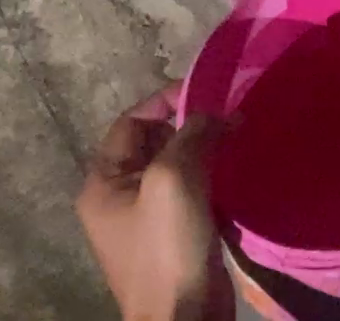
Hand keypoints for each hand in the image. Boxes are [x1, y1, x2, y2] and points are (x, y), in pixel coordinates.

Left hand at [75, 86, 231, 320]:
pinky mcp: (173, 234)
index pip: (132, 121)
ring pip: (175, 164)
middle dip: (190, 123)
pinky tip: (235, 167)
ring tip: (237, 135)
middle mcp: (118, 197)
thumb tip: (220, 115)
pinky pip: (190, 189)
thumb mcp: (174, 177)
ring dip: (204, 148)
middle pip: (153, 140)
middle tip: (228, 113)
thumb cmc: (167, 247)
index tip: (209, 91)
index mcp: (103, 182)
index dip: (167, 100)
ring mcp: (145, 219)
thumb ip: (193, 133)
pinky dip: (211, 174)